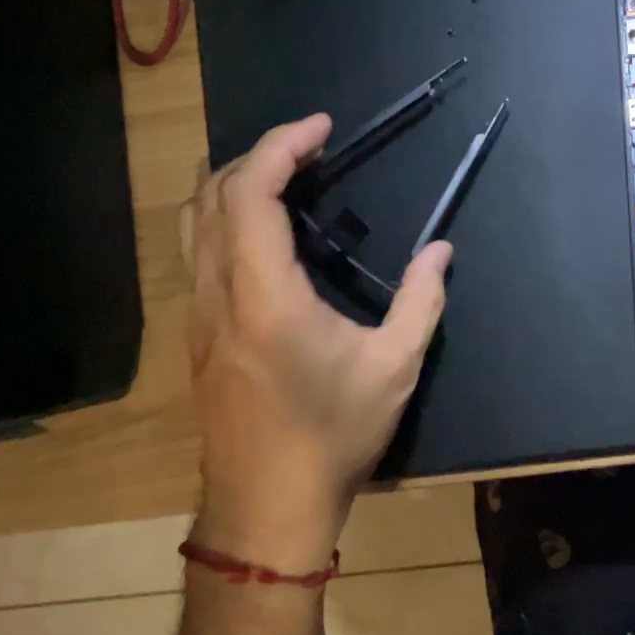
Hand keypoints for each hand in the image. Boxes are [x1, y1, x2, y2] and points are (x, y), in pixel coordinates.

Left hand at [180, 114, 452, 569]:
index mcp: (264, 294)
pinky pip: (197, 253)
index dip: (282, 145)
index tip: (322, 129)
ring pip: (194, 223)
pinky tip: (269, 238)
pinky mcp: (196, 335)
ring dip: (234, 184)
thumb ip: (421, 300)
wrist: (266, 506)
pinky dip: (227, 219)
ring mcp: (198, 315)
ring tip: (286, 179)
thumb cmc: (332, 434)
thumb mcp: (394, 368)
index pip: (251, 191)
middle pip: (212, 195)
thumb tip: (440, 250)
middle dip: (258, 154)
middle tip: (311, 150)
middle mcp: (217, 293)